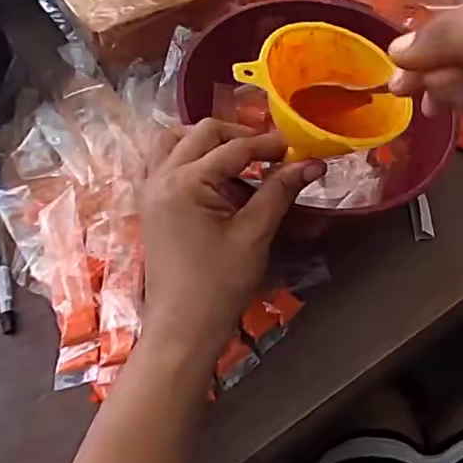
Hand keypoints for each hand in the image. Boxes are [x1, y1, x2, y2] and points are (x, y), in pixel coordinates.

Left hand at [139, 120, 323, 365]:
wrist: (182, 328)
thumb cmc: (219, 285)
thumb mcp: (254, 235)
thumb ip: (279, 191)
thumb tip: (312, 162)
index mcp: (184, 183)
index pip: (233, 149)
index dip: (269, 145)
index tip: (297, 147)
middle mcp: (160, 177)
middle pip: (201, 133)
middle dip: (239, 136)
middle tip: (271, 153)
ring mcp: (149, 189)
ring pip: (173, 140)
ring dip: (205, 140)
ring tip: (238, 157)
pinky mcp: (149, 204)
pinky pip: (159, 162)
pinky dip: (184, 155)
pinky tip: (209, 174)